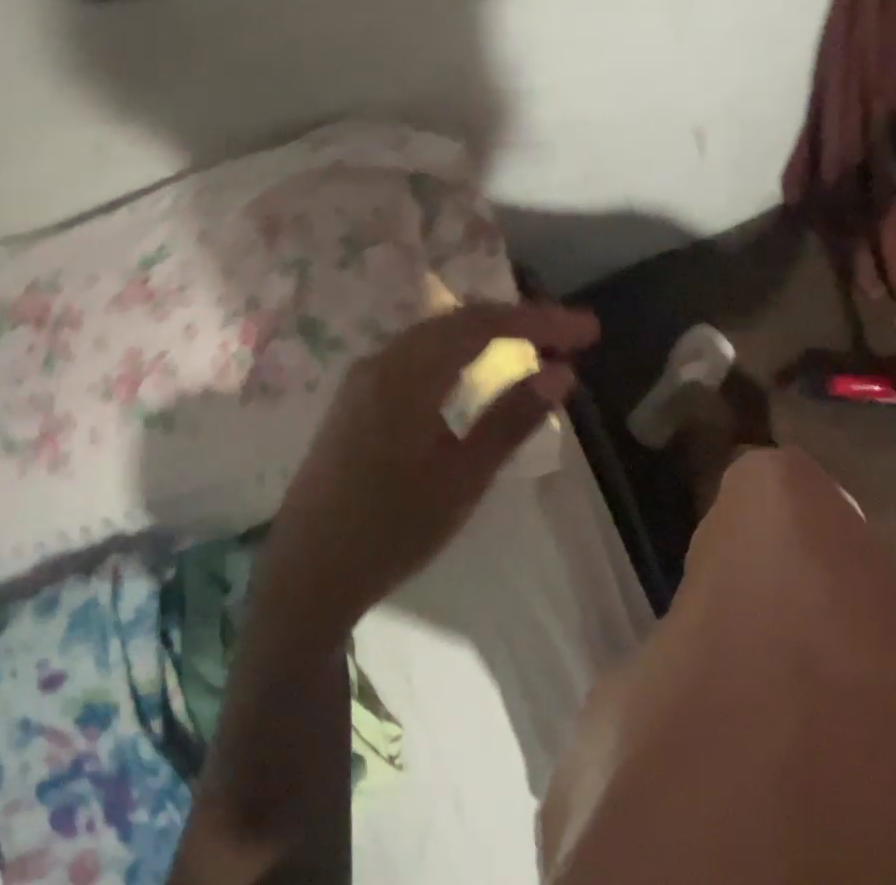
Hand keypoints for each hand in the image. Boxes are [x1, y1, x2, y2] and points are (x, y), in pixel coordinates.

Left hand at [256, 303, 600, 644]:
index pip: (484, 325)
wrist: (306, 574)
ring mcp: (363, 381)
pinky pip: (418, 355)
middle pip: (459, 320)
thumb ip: (512, 418)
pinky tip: (479, 370)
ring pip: (436, 336)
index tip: (589, 330)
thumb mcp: (465, 477)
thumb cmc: (394, 528)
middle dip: (520, 320)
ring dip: (489, 333)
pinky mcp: (356, 402)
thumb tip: (562, 372)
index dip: (541, 321)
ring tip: (536, 346)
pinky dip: (460, 351)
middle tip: (571, 335)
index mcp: (407, 377)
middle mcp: (381, 363)